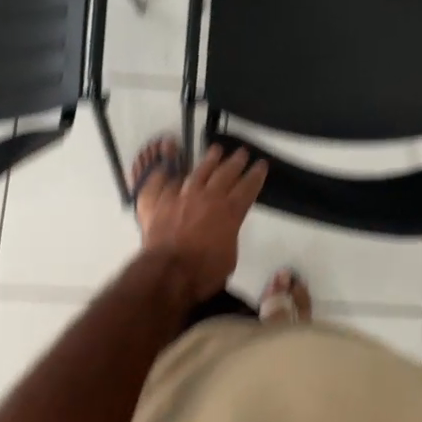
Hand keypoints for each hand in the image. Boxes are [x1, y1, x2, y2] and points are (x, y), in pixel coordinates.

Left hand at [138, 145, 267, 298]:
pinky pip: (162, 183)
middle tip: (242, 152)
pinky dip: (164, 176)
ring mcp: (181, 196)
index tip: (261, 164)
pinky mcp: (160, 201)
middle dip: (235, 162)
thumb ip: (228, 236)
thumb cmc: (204, 272)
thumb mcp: (229, 257)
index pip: (247, 188)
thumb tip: (223, 229)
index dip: (256, 175)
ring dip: (208, 160)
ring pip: (198, 172)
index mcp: (229, 212)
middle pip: (225, 174)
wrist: (168, 271)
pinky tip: (166, 168)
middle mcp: (207, 198)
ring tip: (215, 150)